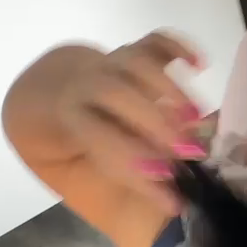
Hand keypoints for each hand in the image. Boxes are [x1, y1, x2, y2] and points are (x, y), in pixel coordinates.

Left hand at [17, 32, 209, 213]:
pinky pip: (154, 42)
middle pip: (113, 91)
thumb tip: (176, 203)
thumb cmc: (75, 156)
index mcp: (64, 121)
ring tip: (197, 119)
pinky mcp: (134, 54)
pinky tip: (200, 66)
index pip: (97, 137)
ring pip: (135, 60)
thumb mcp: (84, 182)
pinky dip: (178, 48)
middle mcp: (83, 86)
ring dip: (169, 88)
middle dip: (153, 121)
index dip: (132, 160)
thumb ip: (127, 189)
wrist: (45, 104)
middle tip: (190, 151)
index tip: (168, 183)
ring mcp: (109, 64)